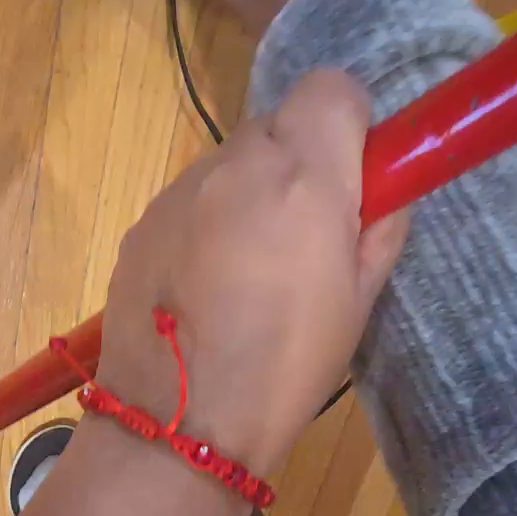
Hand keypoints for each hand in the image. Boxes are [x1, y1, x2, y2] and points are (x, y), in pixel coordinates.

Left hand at [0, 70, 405, 515]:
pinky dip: (203, 228)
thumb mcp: (358, 304)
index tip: (352, 177)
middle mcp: (232, 165)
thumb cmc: (285, 372)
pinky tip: (201, 292)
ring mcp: (175, 195)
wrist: (178, 428)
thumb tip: (378, 192)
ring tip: (243, 279)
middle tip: (300, 240)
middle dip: (296, 166)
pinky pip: (186, 206)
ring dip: (246, 199)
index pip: (331, 87)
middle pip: (275, 127)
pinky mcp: (138, 228)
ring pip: (226, 167)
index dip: (349, 125)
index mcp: (301, 174)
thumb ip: (378, 228)